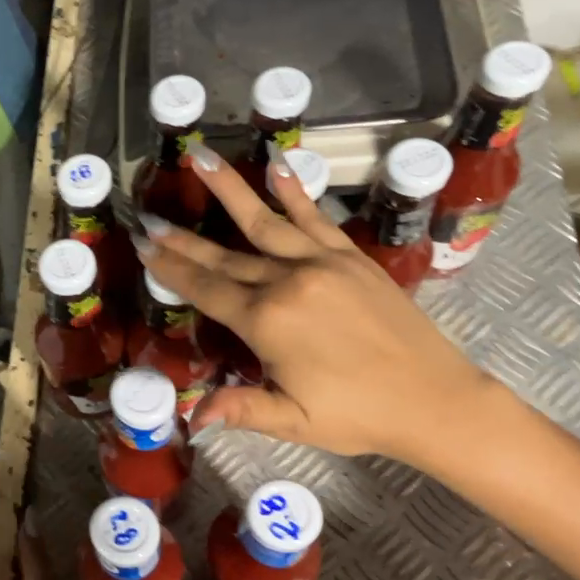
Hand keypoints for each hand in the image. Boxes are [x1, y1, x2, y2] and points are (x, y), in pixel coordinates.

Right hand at [136, 145, 495, 465]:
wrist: (435, 399)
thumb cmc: (359, 415)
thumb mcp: (294, 422)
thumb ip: (241, 409)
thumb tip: (190, 420)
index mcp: (267, 322)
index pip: (207, 289)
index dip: (172, 270)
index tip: (144, 248)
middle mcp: (289, 282)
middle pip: (224, 256)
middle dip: (182, 239)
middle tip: (149, 218)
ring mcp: (322, 264)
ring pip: (264, 221)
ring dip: (229, 189)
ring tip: (200, 158)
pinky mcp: (351, 258)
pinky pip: (316, 218)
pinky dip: (295, 192)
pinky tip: (277, 167)